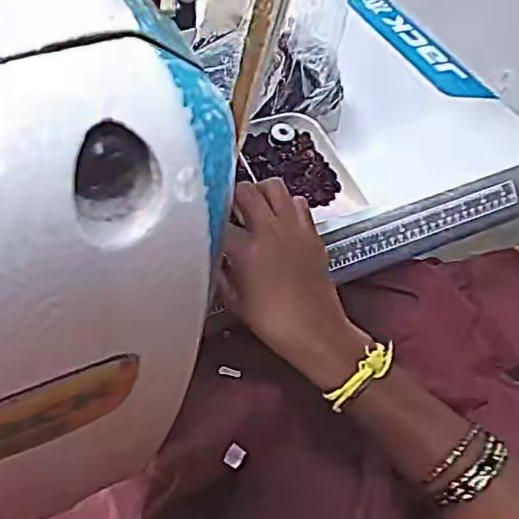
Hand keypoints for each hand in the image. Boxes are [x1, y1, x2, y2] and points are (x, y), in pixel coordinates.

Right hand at [218, 178, 372, 387]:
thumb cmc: (275, 323)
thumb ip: (220, 273)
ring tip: (253, 208)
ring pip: (275, 186)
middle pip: (246, 190)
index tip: (202, 225)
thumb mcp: (234, 301)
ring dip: (261, 193)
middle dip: (232, 196)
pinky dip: (286, 205)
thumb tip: (213, 258)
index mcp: (247, 249)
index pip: (218, 219)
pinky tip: (278, 222)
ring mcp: (295, 228)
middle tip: (227, 208)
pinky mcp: (312, 234)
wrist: (316, 331)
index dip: (207, 220)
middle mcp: (271, 231)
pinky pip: (298, 203)